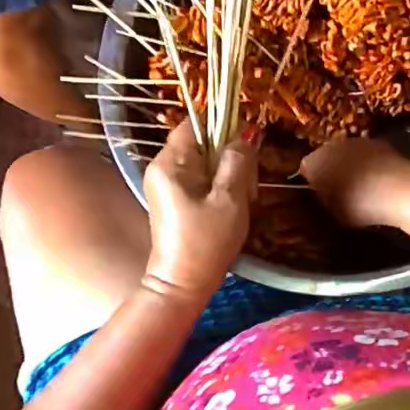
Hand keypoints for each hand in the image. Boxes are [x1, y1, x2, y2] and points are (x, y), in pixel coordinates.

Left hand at [142, 121, 258, 299]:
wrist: (182, 285)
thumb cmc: (205, 243)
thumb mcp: (229, 199)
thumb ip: (238, 161)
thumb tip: (245, 132)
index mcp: (169, 164)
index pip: (194, 124)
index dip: (222, 126)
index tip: (245, 144)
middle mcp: (162, 169)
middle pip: (203, 144)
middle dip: (230, 158)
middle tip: (247, 186)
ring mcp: (167, 185)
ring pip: (207, 164)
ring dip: (229, 177)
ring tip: (243, 201)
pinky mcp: (176, 201)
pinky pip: (202, 182)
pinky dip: (221, 190)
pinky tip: (232, 209)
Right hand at [299, 137, 409, 227]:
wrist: (398, 189)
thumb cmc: (357, 205)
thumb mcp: (331, 210)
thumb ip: (323, 198)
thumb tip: (324, 193)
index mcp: (313, 162)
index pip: (305, 169)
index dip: (312, 181)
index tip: (320, 194)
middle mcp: (331, 146)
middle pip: (325, 157)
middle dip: (330, 169)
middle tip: (339, 190)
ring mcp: (356, 141)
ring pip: (346, 153)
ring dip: (350, 165)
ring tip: (361, 186)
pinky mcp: (378, 142)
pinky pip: (366, 155)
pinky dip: (369, 164)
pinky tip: (378, 180)